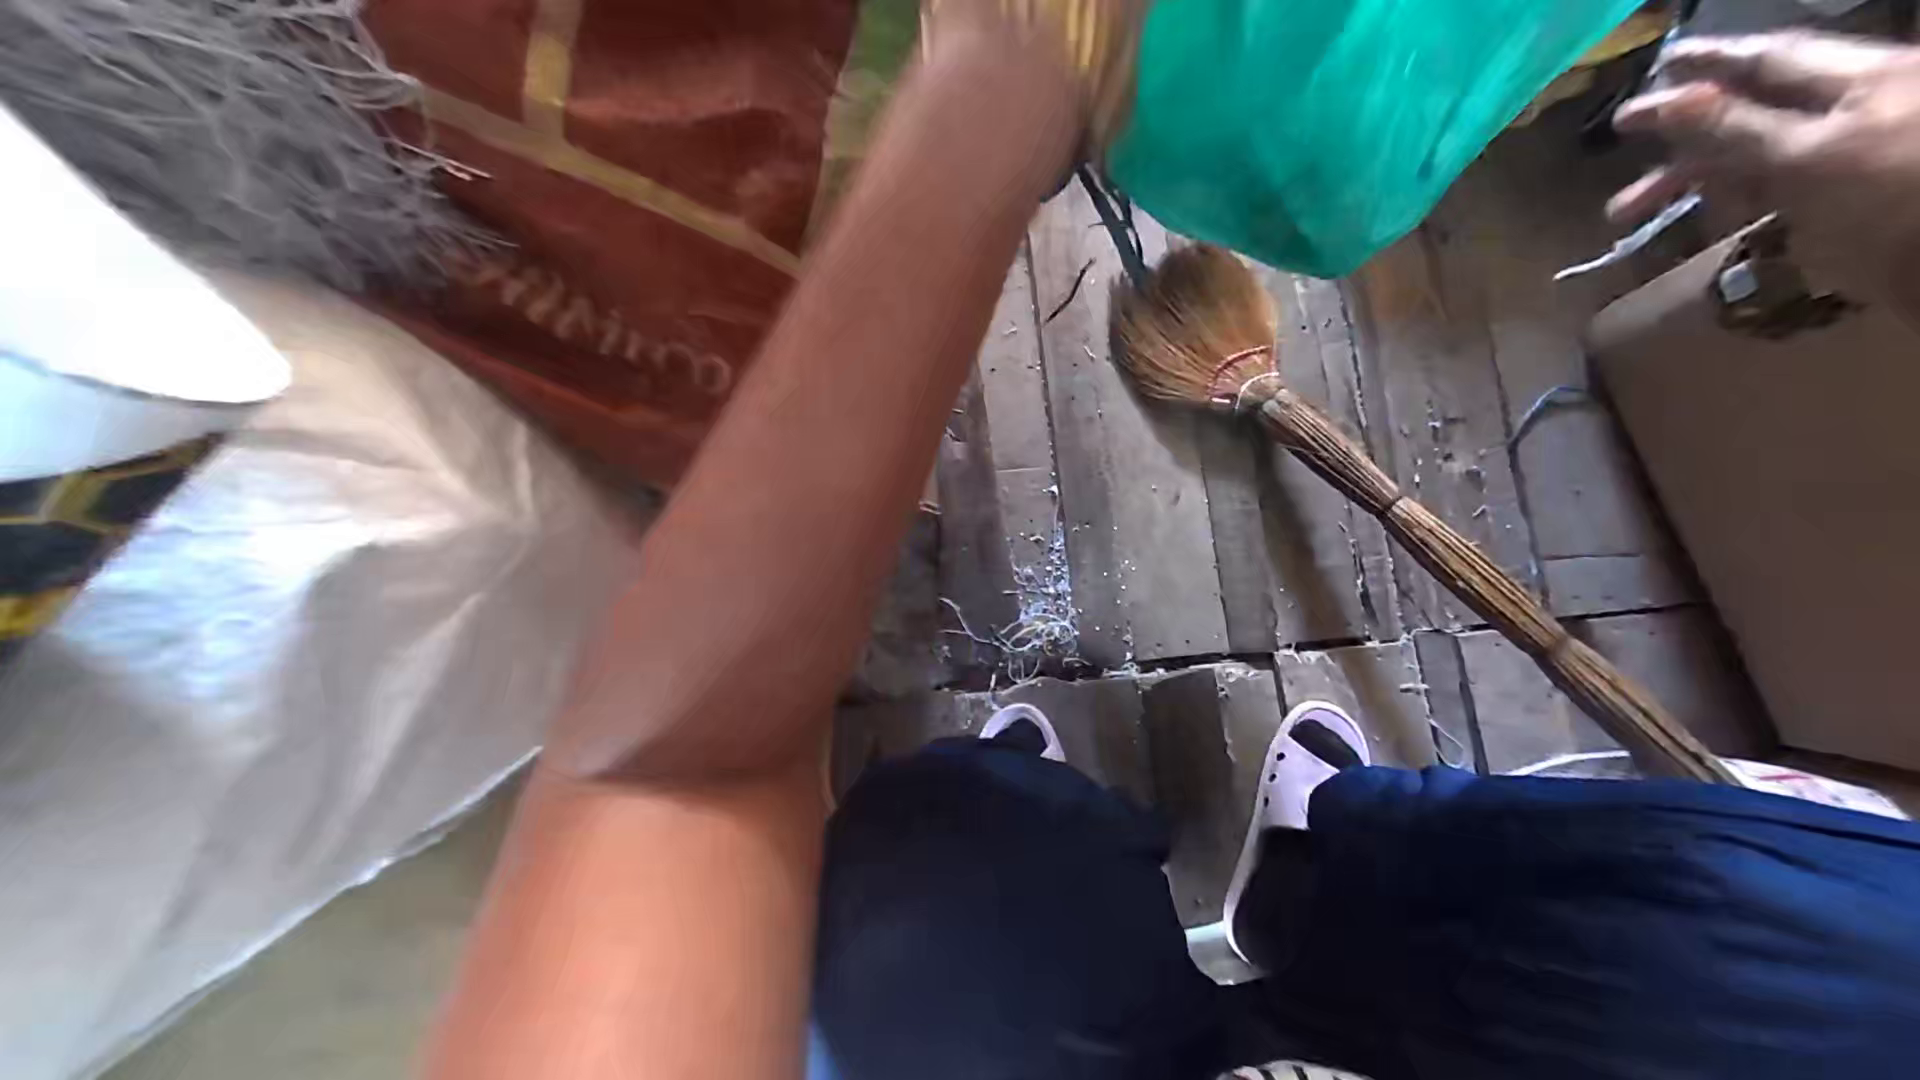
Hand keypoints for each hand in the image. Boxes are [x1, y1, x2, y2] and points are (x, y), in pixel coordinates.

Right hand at [1611, 32, 1919, 321]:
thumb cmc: (1887, 196)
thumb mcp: (1804, 156)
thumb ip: (1733, 127)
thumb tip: (1665, 99)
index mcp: (1857, 83)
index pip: (1772, 59)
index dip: (1712, 60)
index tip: (1656, 65)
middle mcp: (1841, 110)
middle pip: (1746, 110)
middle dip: (1680, 130)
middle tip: (1621, 133)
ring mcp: (1828, 154)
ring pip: (1739, 155)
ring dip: (1678, 180)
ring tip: (1621, 211)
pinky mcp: (1817, 195)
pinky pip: (1751, 188)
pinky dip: (1712, 201)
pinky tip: (1684, 219)